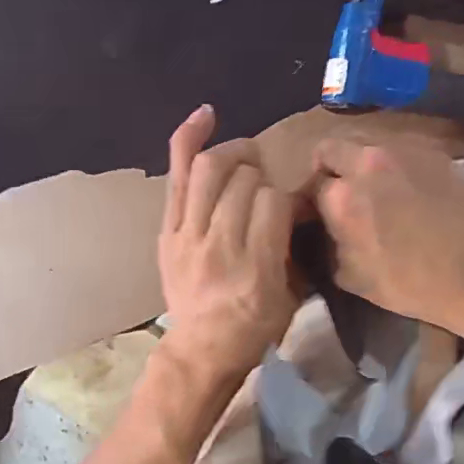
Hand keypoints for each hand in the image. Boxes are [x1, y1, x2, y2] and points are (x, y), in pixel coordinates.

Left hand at [158, 106, 298, 378]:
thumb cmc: (254, 327)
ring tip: (244, 157)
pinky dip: (188, 137)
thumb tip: (296, 205)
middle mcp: (218, 245)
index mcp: (255, 266)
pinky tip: (206, 114)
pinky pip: (176, 174)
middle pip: (243, 180)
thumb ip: (295, 247)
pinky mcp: (167, 230)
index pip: (273, 201)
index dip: (287, 196)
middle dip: (262, 173)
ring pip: (209, 168)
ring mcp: (187, 235)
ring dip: (232, 153)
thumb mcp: (291, 295)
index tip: (290, 208)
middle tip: (265, 184)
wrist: (202, 348)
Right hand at [311, 136, 463, 359]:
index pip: (310, 185)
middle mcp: (366, 162)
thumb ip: (328, 244)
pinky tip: (405, 189)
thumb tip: (325, 229)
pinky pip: (398, 150)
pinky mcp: (433, 152)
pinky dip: (392, 164)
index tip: (318, 213)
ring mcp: (402, 151)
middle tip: (339, 191)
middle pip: (330, 148)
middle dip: (328, 167)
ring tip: (374, 188)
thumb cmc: (408, 283)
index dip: (311, 200)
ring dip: (360, 162)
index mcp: (341, 197)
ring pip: (365, 144)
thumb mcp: (349, 277)